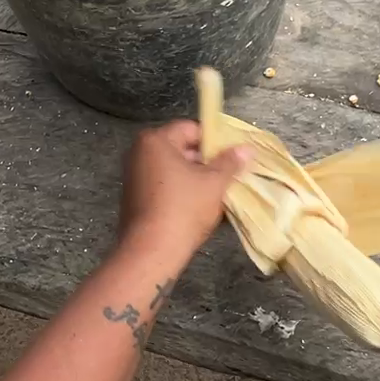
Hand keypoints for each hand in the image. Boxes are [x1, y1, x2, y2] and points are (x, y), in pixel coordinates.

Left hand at [116, 121, 249, 262]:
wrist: (151, 252)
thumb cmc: (183, 209)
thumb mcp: (213, 183)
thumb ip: (230, 162)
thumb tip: (246, 148)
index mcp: (155, 141)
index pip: (191, 128)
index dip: (215, 141)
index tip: (232, 157)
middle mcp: (139, 152)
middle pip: (181, 148)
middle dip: (206, 162)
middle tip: (228, 176)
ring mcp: (134, 175)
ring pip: (173, 169)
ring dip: (195, 178)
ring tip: (217, 193)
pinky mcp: (134, 196)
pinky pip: (163, 185)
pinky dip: (180, 191)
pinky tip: (198, 207)